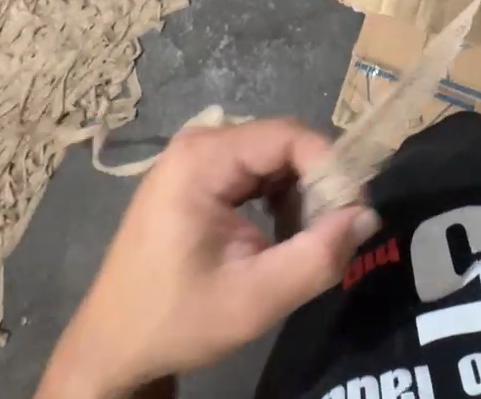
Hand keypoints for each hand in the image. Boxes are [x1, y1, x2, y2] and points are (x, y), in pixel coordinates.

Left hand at [36, 119, 379, 398]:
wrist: (112, 345)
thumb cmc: (177, 320)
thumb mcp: (254, 299)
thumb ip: (316, 257)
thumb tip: (368, 215)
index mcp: (202, 159)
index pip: (290, 136)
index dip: (330, 168)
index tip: (353, 213)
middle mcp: (199, 143)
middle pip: (283, 142)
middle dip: (317, 183)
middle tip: (334, 233)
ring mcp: (196, 156)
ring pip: (274, 155)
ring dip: (301, 192)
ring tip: (307, 239)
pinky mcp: (198, 173)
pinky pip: (256, 168)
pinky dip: (279, 195)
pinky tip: (282, 233)